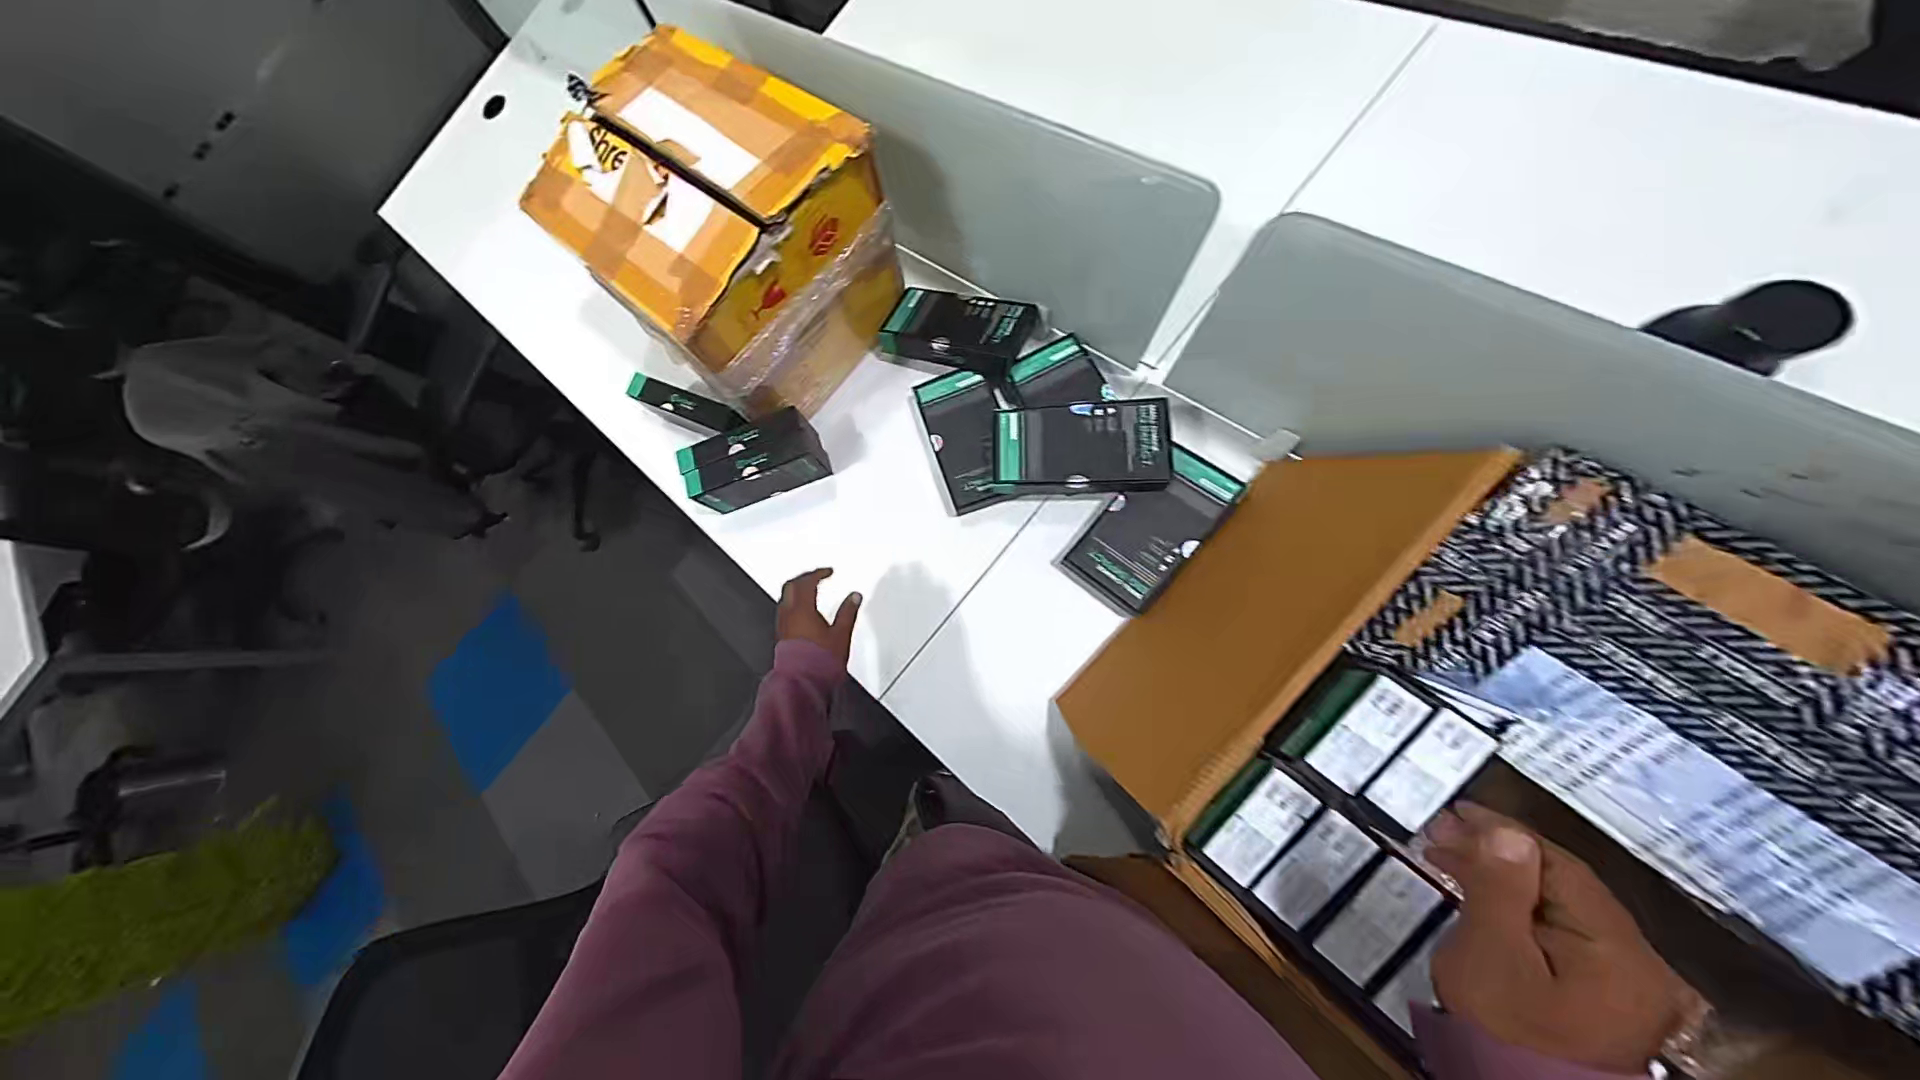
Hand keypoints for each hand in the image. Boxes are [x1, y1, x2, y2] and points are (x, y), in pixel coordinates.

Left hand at [776, 568, 860, 667]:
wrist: (802, 683)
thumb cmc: (819, 662)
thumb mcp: (841, 634)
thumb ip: (848, 612)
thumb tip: (854, 597)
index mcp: (803, 610)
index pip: (807, 583)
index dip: (818, 573)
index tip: (828, 572)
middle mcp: (789, 615)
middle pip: (791, 586)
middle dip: (804, 578)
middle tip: (816, 576)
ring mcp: (783, 626)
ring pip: (786, 598)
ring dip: (797, 590)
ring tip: (808, 590)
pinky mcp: (782, 636)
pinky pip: (784, 611)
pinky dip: (793, 603)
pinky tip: (802, 611)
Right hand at [1423, 803, 1700, 1073]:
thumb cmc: (1503, 1022)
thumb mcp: (1492, 950)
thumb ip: (1502, 888)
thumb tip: (1509, 832)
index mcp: (1620, 953)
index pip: (1563, 869)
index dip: (1508, 833)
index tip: (1457, 812)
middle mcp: (1634, 962)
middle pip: (1562, 885)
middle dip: (1499, 851)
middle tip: (1441, 828)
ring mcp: (1619, 980)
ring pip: (1556, 904)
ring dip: (1500, 874)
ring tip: (1446, 854)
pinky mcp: (1596, 990)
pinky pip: (1554, 927)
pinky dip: (1512, 903)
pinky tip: (1478, 892)